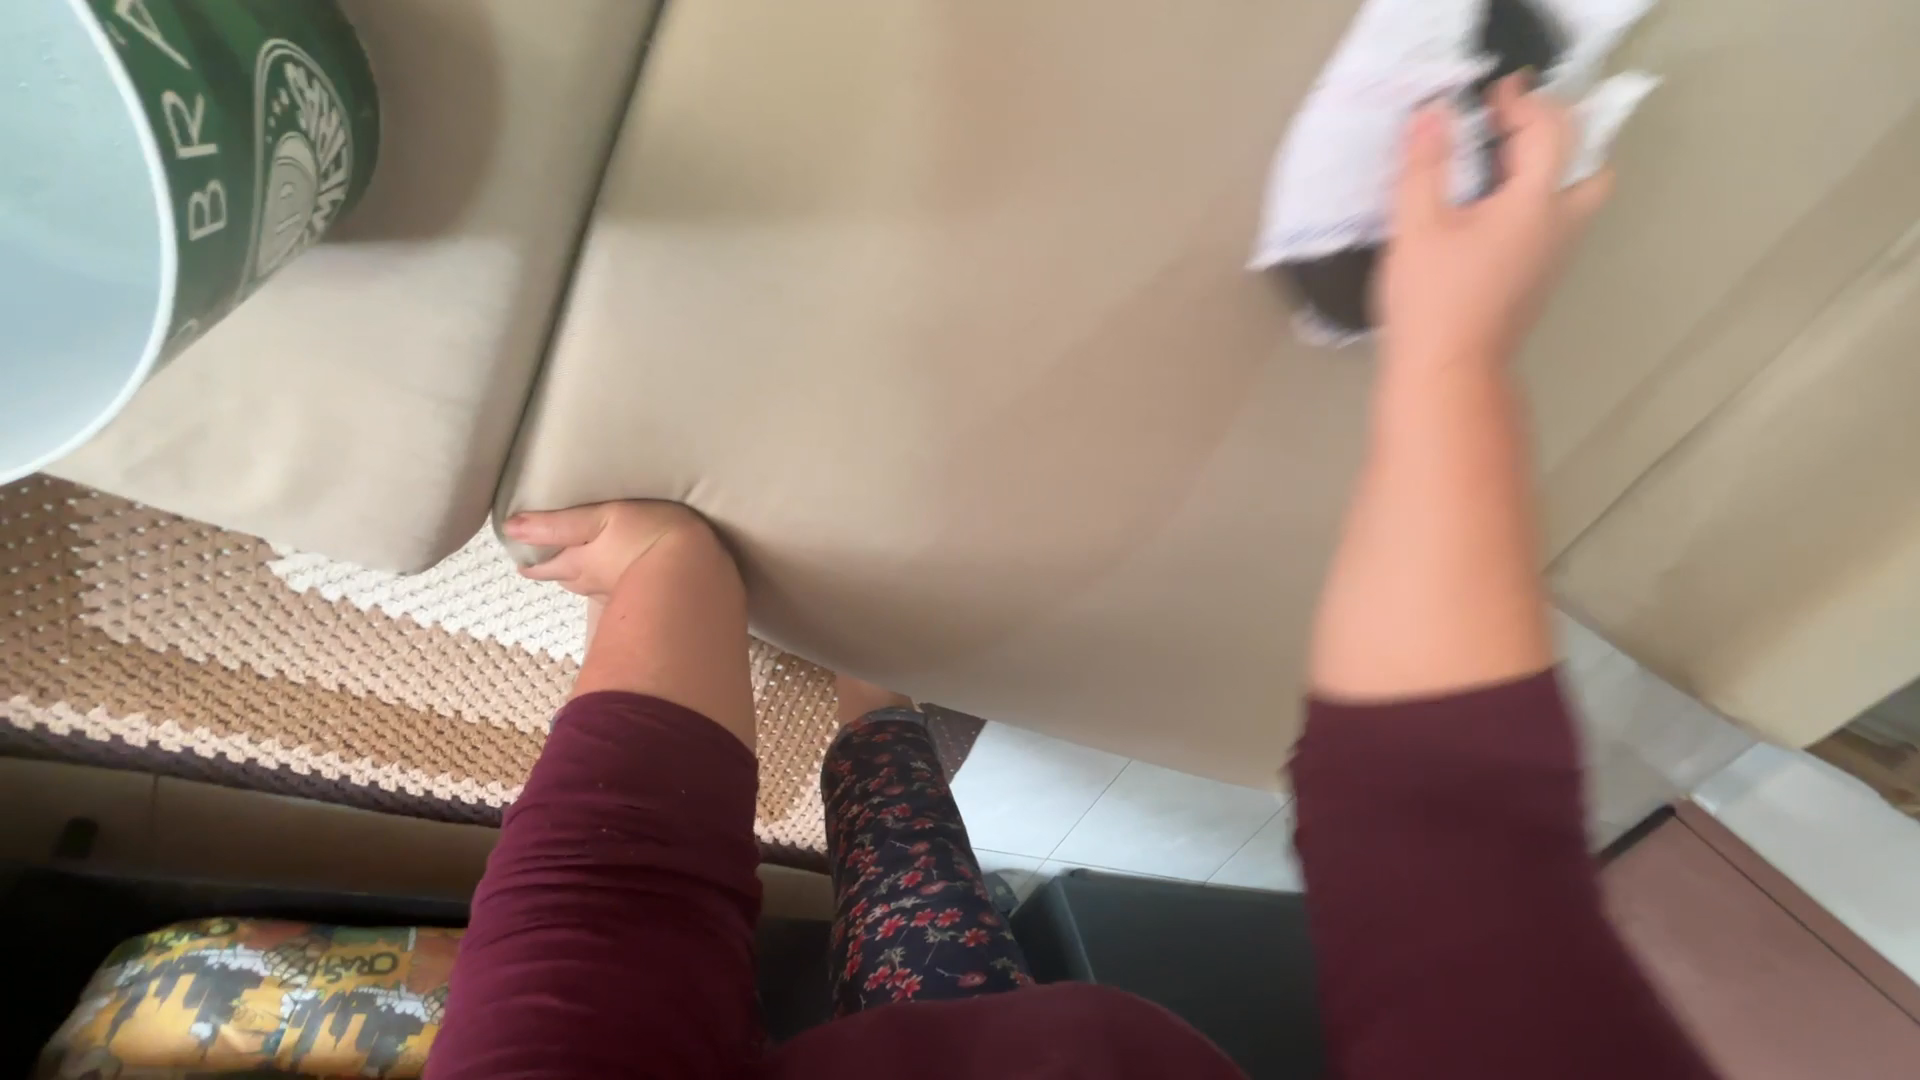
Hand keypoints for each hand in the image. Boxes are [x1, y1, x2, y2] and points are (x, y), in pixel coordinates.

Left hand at [505, 500, 723, 600]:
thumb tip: (510, 527)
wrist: (697, 573)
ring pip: (594, 593)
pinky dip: (619, 597)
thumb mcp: (602, 518)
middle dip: (557, 574)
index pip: (548, 565)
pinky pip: (625, 602)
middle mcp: (595, 585)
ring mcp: (623, 600)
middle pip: (568, 582)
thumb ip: (558, 524)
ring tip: (585, 578)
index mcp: (581, 562)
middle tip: (550, 568)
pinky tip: (626, 594)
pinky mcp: (649, 609)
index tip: (524, 563)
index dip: (534, 563)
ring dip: (585, 587)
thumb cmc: (650, 536)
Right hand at [1376, 74, 1611, 365]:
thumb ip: (1424, 168)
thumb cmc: (1431, 302)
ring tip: (1499, 172)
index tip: (1490, 93)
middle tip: (1509, 131)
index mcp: (1535, 203)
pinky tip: (1488, 218)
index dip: (1520, 102)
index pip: (1547, 129)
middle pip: (1587, 161)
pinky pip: (1553, 225)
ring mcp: (1553, 257)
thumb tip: (1431, 114)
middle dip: (1554, 134)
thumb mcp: (1416, 230)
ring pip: (1575, 196)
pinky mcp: (1536, 282)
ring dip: (1549, 171)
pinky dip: (1533, 203)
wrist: (1446, 374)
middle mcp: (1559, 225)